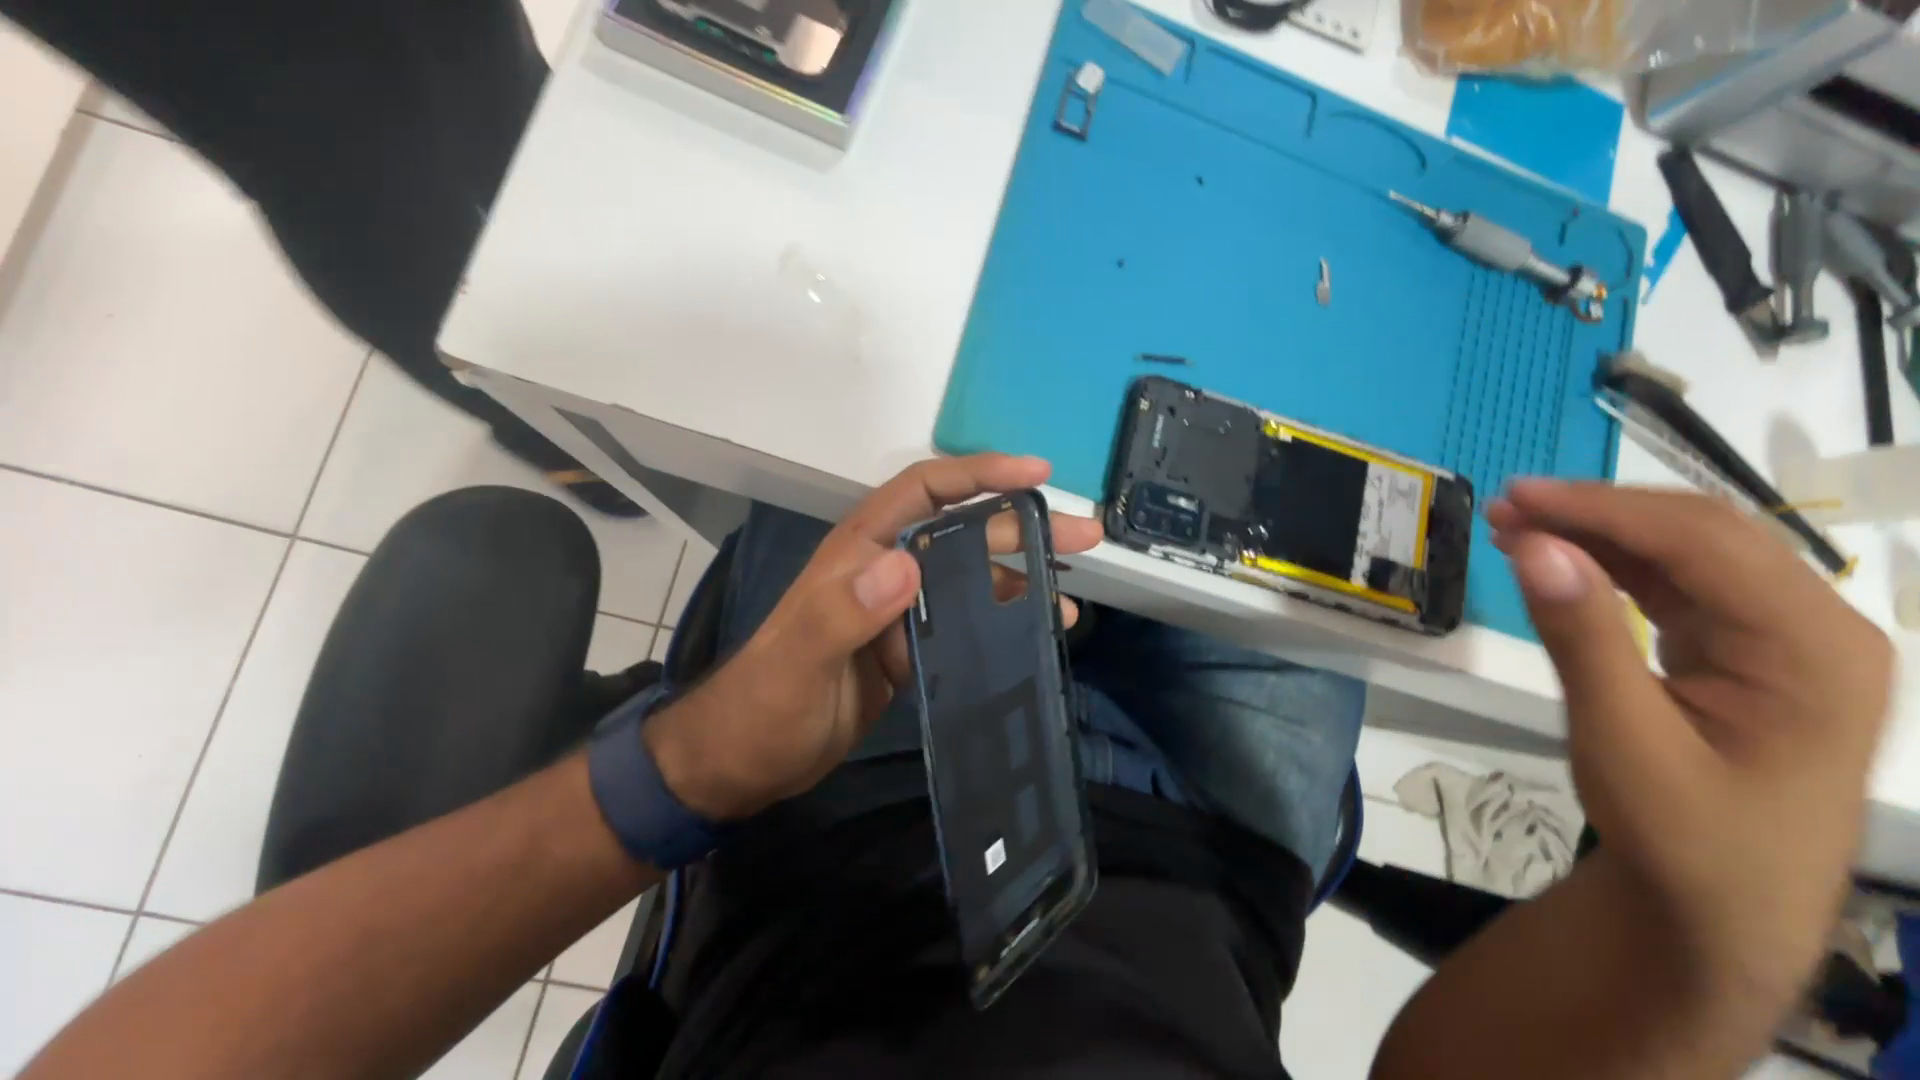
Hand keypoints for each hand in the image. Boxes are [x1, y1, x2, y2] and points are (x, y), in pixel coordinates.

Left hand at [645, 454, 1102, 821]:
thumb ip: (844, 611)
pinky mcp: (908, 652)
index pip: (925, 491)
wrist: (742, 761)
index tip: (1036, 473)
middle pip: (962, 532)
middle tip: (1085, 534)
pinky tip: (1038, 631)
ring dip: (1022, 578)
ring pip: (970, 580)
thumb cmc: (764, 704)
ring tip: (1073, 592)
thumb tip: (910, 565)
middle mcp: (884, 571)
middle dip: (1022, 526)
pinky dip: (1004, 623)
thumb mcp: (800, 658)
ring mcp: (899, 613)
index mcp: (859, 552)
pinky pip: (966, 626)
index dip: (979, 474)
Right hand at [1488, 481, 1892, 999]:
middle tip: (1506, 509)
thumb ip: (1582, 638)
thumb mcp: (1623, 742)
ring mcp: (1792, 637)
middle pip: (1706, 533)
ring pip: (1694, 551)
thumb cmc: (1684, 838)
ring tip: (1518, 528)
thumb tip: (1534, 545)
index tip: (1514, 497)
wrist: (1725, 912)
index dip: (1602, 509)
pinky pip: (1686, 584)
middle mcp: (1819, 627)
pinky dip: (1618, 565)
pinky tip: (1563, 560)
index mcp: (1813, 648)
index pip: (1702, 543)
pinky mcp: (1757, 649)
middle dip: (1600, 512)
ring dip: (1604, 533)